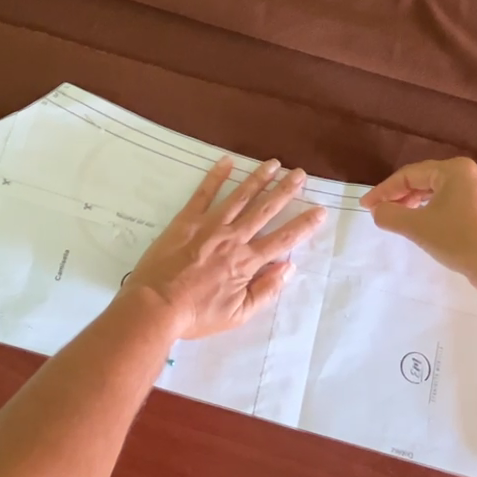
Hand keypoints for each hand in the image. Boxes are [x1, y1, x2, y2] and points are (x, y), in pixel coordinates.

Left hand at [124, 157, 326, 340]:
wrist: (156, 305)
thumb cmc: (197, 315)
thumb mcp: (238, 314)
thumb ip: (265, 290)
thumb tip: (288, 267)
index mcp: (247, 262)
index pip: (283, 239)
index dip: (304, 224)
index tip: (320, 210)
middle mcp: (233, 238)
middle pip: (265, 210)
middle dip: (285, 190)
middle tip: (300, 173)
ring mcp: (209, 225)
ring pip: (239, 196)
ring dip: (258, 178)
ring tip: (274, 163)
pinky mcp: (186, 220)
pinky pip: (203, 194)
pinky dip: (216, 176)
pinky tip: (227, 161)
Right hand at [359, 158, 476, 283]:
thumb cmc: (459, 239)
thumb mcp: (417, 227)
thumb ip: (390, 215)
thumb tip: (377, 211)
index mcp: (453, 170)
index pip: (409, 175)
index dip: (384, 190)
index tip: (366, 206)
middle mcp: (468, 175)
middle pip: (423, 180)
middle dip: (399, 196)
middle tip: (379, 211)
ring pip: (436, 193)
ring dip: (413, 204)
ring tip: (396, 218)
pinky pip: (448, 204)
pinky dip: (430, 212)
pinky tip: (421, 225)